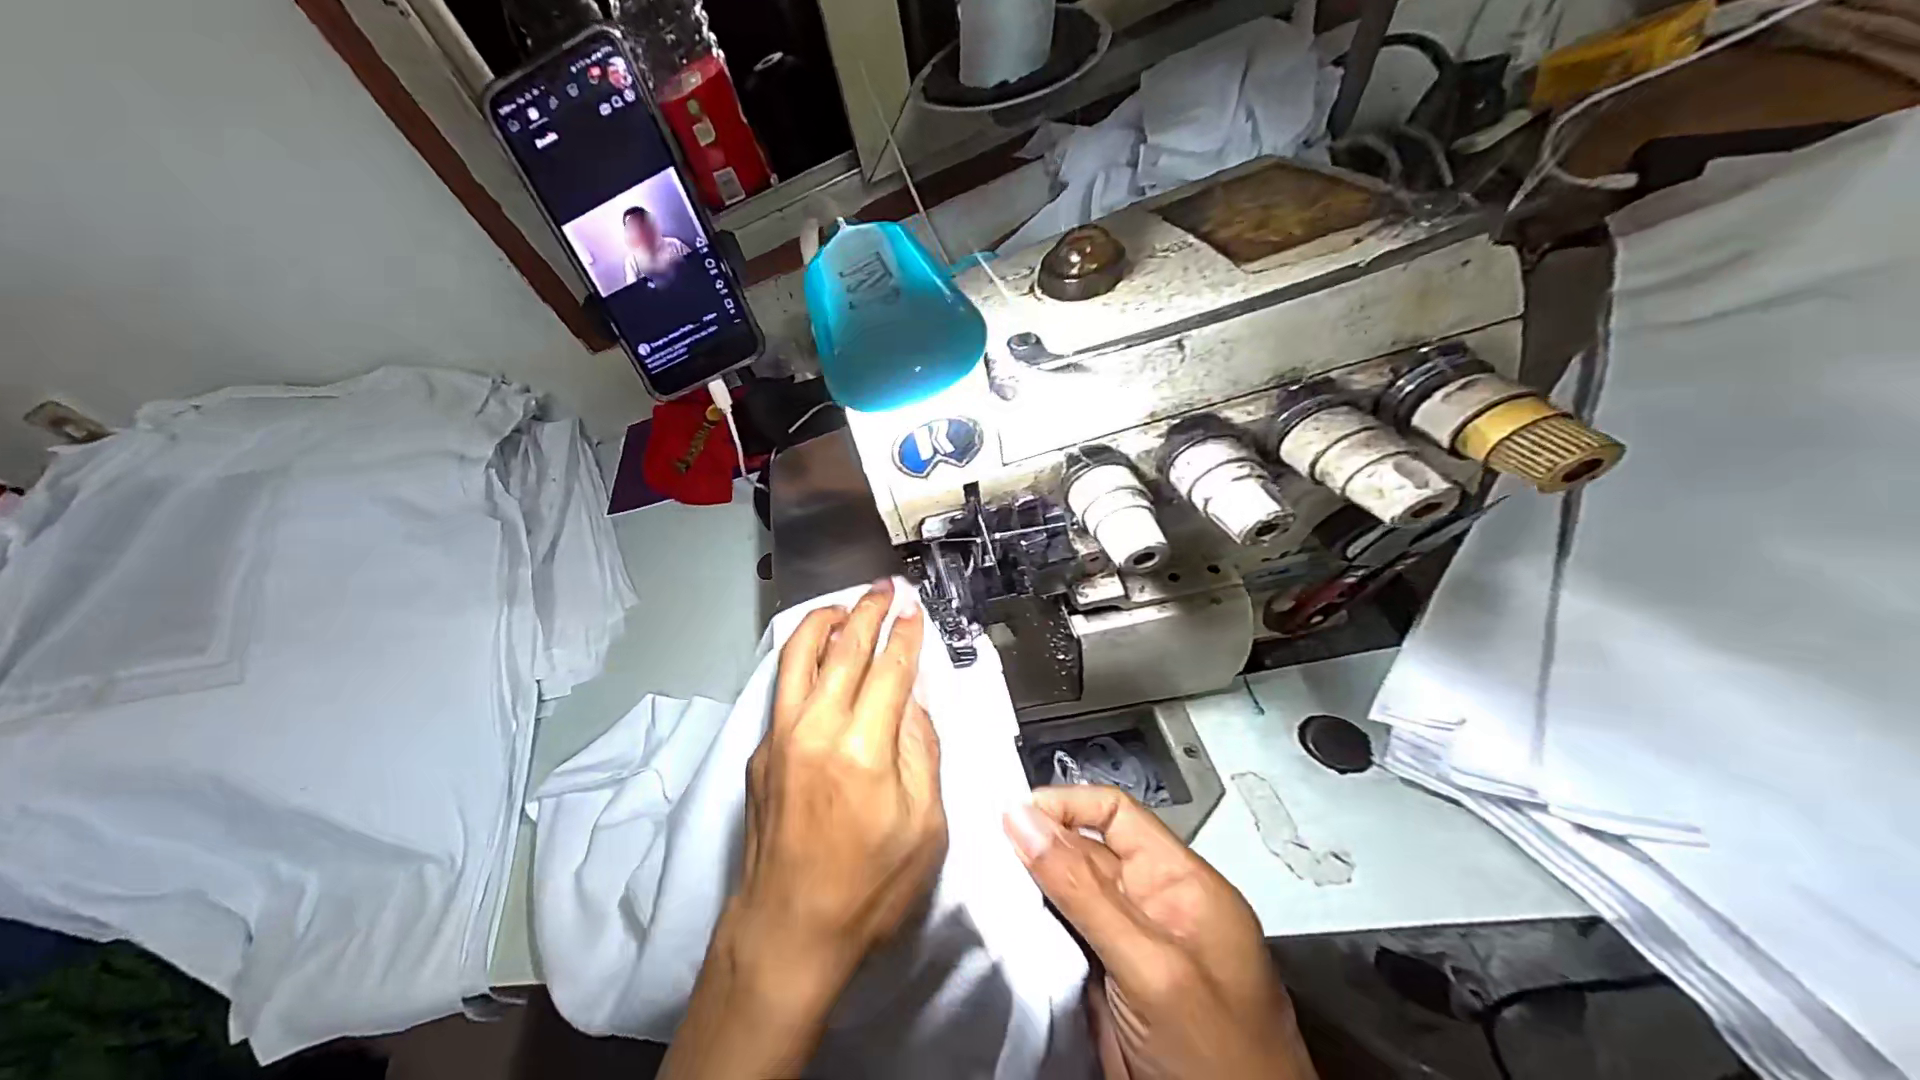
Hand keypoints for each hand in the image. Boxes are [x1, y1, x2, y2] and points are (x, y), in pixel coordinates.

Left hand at [736, 576, 946, 977]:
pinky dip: (803, 657)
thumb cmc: (868, 889)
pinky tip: (818, 655)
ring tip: (845, 606)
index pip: (890, 671)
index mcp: (864, 749)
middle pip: (844, 650)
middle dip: (869, 612)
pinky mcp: (760, 752)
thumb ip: (923, 752)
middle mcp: (816, 730)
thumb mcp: (926, 826)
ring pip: (799, 657)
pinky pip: (783, 686)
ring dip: (824, 622)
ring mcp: (780, 738)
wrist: (788, 931)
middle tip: (886, 590)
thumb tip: (911, 703)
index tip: (913, 612)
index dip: (906, 636)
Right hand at [1004, 787, 1316, 1079]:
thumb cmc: (1223, 1060)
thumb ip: (1085, 891)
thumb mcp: (1151, 967)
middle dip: (1040, 848)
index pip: (1116, 814)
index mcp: (1181, 882)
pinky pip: (1066, 937)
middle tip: (989, 854)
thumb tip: (1024, 820)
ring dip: (1033, 890)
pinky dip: (1037, 931)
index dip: (1065, 806)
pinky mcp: (1109, 983)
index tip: (1013, 817)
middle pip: (1087, 851)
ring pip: (1070, 894)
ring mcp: (1131, 947)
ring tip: (991, 885)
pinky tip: (1010, 929)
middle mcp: (1155, 905)